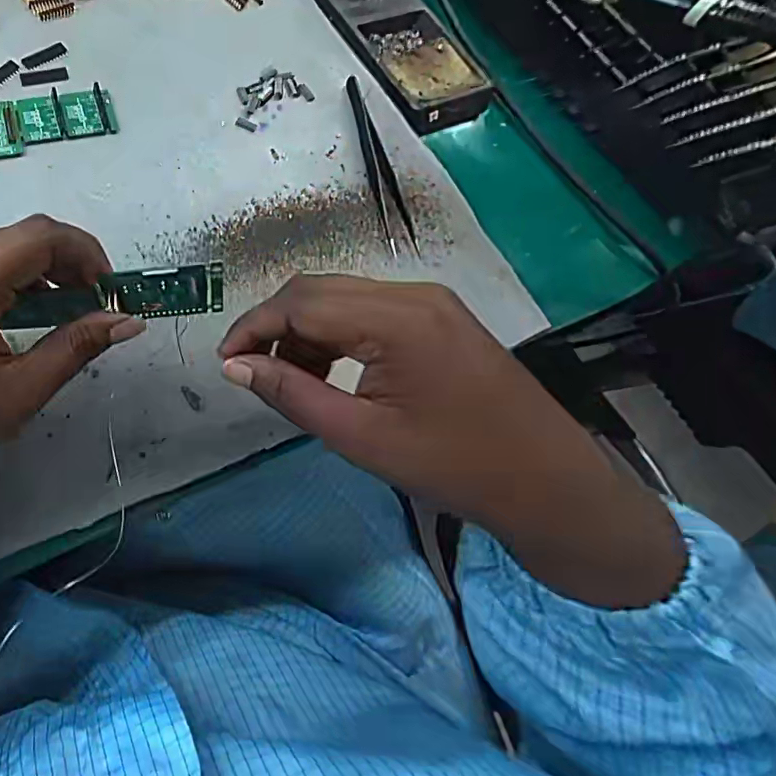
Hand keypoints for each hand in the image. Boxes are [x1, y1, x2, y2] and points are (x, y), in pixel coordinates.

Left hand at [0, 215, 145, 565]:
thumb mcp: (18, 392)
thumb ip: (75, 348)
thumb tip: (127, 322)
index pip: (41, 236)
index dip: (87, 255)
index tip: (111, 293)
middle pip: (22, 238)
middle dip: (69, 263)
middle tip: (95, 306)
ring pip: (0, 252)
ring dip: (42, 275)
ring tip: (68, 317)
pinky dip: (12, 286)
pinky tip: (27, 322)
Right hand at [218, 275, 683, 607]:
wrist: (551, 485)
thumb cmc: (455, 467)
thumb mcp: (360, 437)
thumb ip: (291, 394)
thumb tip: (234, 366)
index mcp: (397, 319)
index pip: (300, 303)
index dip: (252, 328)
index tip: (224, 362)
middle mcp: (412, 294)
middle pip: (316, 290)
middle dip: (274, 326)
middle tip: (251, 371)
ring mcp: (429, 300)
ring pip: (339, 297)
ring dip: (302, 330)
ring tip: (290, 380)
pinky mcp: (437, 315)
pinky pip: (366, 309)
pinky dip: (334, 332)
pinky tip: (328, 370)